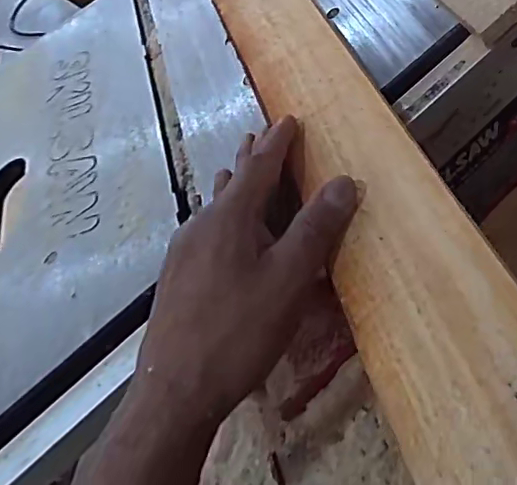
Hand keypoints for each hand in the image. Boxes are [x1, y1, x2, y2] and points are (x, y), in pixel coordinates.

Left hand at [75, 116, 357, 484]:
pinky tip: (225, 227)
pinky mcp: (179, 280)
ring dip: (235, 184)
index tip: (288, 119)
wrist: (172, 398)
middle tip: (262, 133)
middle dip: (251, 157)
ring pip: (216, 206)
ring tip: (238, 168)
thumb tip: (344, 180)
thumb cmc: (239, 329)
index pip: (257, 168)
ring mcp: (185, 256)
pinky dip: (225, 211)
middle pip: (232, 182)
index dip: (277, 143)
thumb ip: (317, 226)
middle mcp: (201, 228)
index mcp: (229, 219)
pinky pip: (209, 228)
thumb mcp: (291, 276)